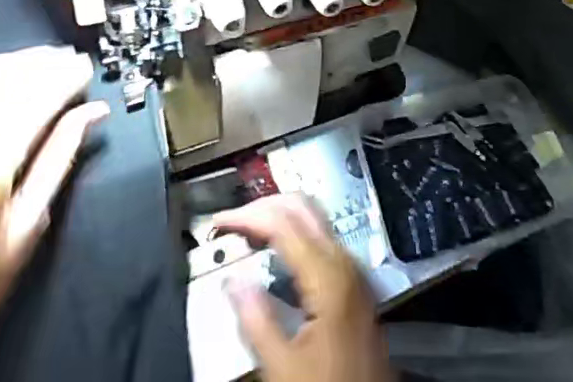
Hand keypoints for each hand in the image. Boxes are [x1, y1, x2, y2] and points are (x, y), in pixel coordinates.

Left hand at [0, 47, 108, 381]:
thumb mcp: (25, 229)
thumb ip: (58, 159)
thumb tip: (93, 112)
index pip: (33, 99)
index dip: (65, 78)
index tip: (90, 69)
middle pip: (3, 79)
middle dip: (43, 64)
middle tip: (74, 62)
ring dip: (14, 63)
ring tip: (46, 64)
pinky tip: (6, 81)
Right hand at [212, 196, 394, 381]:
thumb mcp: (284, 366)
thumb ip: (257, 322)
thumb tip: (234, 282)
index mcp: (329, 276)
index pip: (283, 222)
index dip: (247, 215)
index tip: (219, 222)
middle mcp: (345, 262)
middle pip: (302, 207)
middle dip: (263, 206)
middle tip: (231, 221)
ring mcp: (352, 270)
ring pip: (313, 218)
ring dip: (278, 215)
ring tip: (246, 231)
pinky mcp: (353, 281)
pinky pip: (321, 238)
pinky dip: (293, 232)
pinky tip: (274, 249)